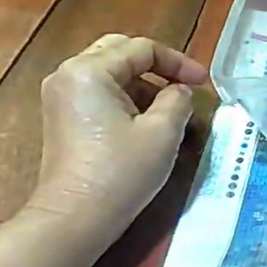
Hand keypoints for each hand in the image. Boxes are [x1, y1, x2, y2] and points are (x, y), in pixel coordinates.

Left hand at [24, 35, 209, 229]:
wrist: (75, 218)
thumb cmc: (121, 172)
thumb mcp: (163, 133)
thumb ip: (178, 100)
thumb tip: (179, 92)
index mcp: (90, 71)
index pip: (141, 49)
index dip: (179, 62)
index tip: (204, 83)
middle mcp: (69, 74)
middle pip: (120, 53)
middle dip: (158, 67)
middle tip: (186, 87)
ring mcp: (61, 96)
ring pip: (110, 73)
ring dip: (143, 84)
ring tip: (170, 109)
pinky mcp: (62, 117)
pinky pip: (99, 92)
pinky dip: (126, 98)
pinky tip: (145, 122)